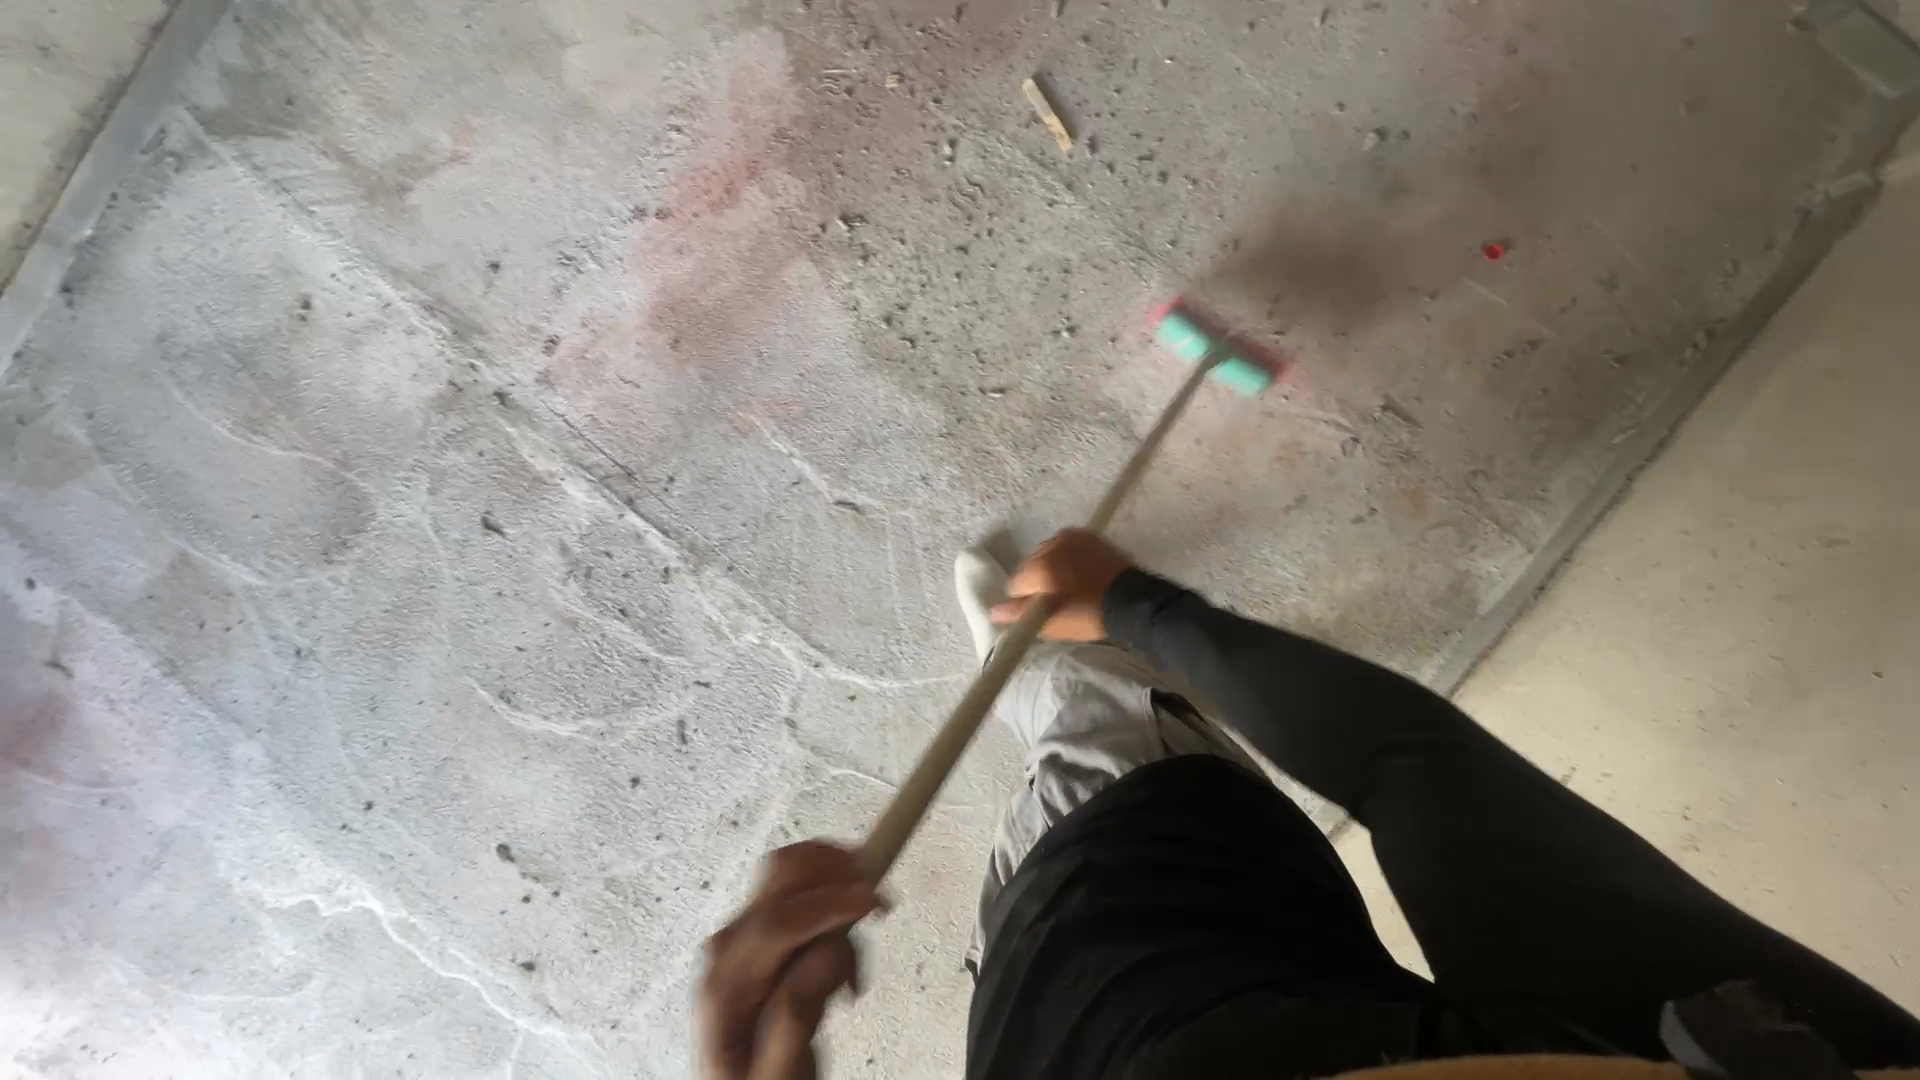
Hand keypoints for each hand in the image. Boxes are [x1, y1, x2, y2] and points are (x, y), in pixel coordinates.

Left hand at [699, 842, 883, 1079]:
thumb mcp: (779, 1076)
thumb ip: (794, 1021)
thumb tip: (825, 956)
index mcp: (726, 985)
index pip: (777, 924)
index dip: (828, 904)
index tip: (871, 901)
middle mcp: (729, 944)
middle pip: (782, 874)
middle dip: (836, 876)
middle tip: (877, 905)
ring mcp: (743, 927)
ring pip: (795, 868)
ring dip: (838, 888)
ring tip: (853, 955)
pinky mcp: (761, 919)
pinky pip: (802, 883)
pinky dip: (834, 892)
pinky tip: (844, 943)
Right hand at [990, 528, 1135, 641]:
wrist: (1131, 600)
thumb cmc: (1088, 614)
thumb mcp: (1053, 622)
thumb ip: (1019, 614)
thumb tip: (993, 612)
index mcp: (1039, 567)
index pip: (1016, 584)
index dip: (1026, 599)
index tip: (1042, 609)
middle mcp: (1050, 546)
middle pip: (1030, 566)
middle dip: (1038, 581)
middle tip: (1058, 598)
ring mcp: (1069, 537)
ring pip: (1047, 554)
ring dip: (1052, 567)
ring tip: (1070, 585)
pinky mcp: (1086, 535)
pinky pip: (1065, 545)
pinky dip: (1066, 556)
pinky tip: (1079, 570)